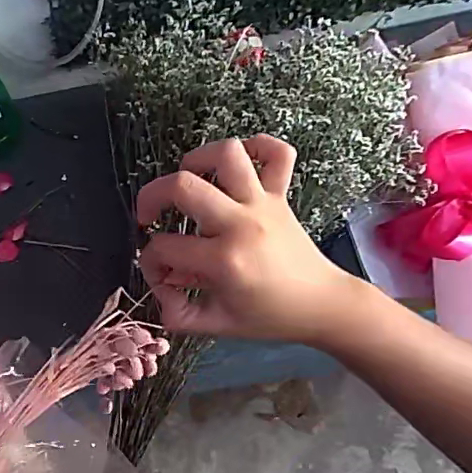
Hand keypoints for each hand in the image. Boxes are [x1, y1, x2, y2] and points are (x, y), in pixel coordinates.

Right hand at [136, 135, 373, 345]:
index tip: (161, 275)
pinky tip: (237, 165)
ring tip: (187, 181)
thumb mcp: (217, 325)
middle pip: (183, 187)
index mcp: (224, 261)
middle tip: (149, 216)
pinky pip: (277, 153)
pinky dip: (256, 147)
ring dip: (197, 160)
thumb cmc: (270, 317)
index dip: (150, 263)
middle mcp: (241, 224)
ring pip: (227, 155)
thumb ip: (178, 314)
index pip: (164, 248)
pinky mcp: (280, 196)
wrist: (322, 305)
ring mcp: (263, 205)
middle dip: (150, 198)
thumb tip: (159, 292)